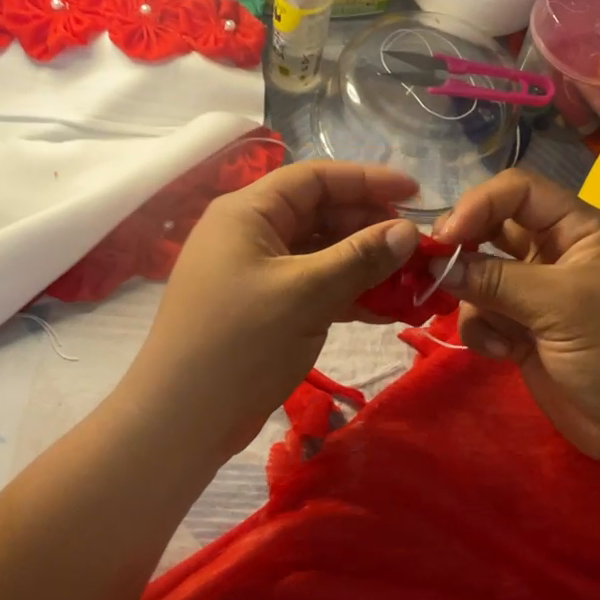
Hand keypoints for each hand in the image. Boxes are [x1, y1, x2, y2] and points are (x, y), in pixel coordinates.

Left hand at [118, 161, 421, 457]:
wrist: (181, 420)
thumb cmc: (240, 342)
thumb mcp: (306, 293)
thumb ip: (360, 258)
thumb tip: (408, 233)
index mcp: (248, 212)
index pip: (315, 179)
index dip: (368, 180)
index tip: (417, 194)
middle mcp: (250, 233)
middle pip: (320, 214)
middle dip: (371, 229)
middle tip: (419, 249)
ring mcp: (256, 273)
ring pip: (321, 254)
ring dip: (365, 266)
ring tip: (413, 282)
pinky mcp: (264, 309)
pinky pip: (314, 287)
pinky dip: (347, 294)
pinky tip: (388, 310)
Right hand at [431, 169, 599, 467]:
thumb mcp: (564, 305)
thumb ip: (496, 279)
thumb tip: (435, 263)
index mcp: (579, 229)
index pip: (518, 191)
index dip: (479, 203)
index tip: (446, 236)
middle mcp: (556, 253)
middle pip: (492, 228)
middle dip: (464, 248)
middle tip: (435, 272)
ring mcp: (537, 295)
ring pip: (480, 274)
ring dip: (472, 297)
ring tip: (487, 329)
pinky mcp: (523, 333)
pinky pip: (483, 314)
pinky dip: (481, 330)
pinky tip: (501, 353)